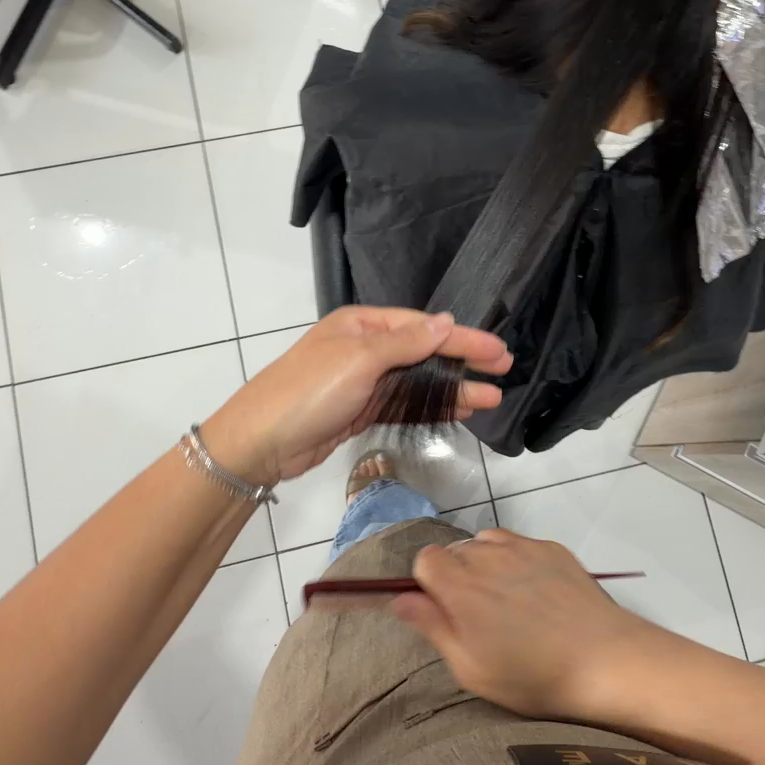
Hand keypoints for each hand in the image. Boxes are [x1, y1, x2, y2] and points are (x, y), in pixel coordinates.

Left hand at [199, 306, 512, 485]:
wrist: (260, 443)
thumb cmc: (308, 392)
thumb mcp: (359, 359)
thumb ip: (406, 342)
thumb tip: (447, 321)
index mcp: (363, 324)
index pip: (424, 327)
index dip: (463, 338)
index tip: (498, 350)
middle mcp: (367, 348)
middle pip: (426, 351)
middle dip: (465, 361)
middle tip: (504, 368)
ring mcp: (365, 382)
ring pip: (420, 381)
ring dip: (454, 388)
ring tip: (491, 397)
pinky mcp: (363, 411)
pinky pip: (406, 405)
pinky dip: (432, 407)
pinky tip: (459, 410)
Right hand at [389, 528, 663, 720]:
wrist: (603, 658)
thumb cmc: (531, 676)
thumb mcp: (471, 668)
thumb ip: (432, 626)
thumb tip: (399, 599)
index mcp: (461, 586)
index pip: (425, 559)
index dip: (428, 583)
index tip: (444, 609)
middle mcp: (488, 556)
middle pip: (456, 551)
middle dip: (457, 575)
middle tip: (479, 615)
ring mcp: (523, 547)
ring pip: (486, 543)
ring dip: (486, 564)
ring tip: (507, 600)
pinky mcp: (553, 547)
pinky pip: (520, 543)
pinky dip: (517, 560)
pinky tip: (536, 592)